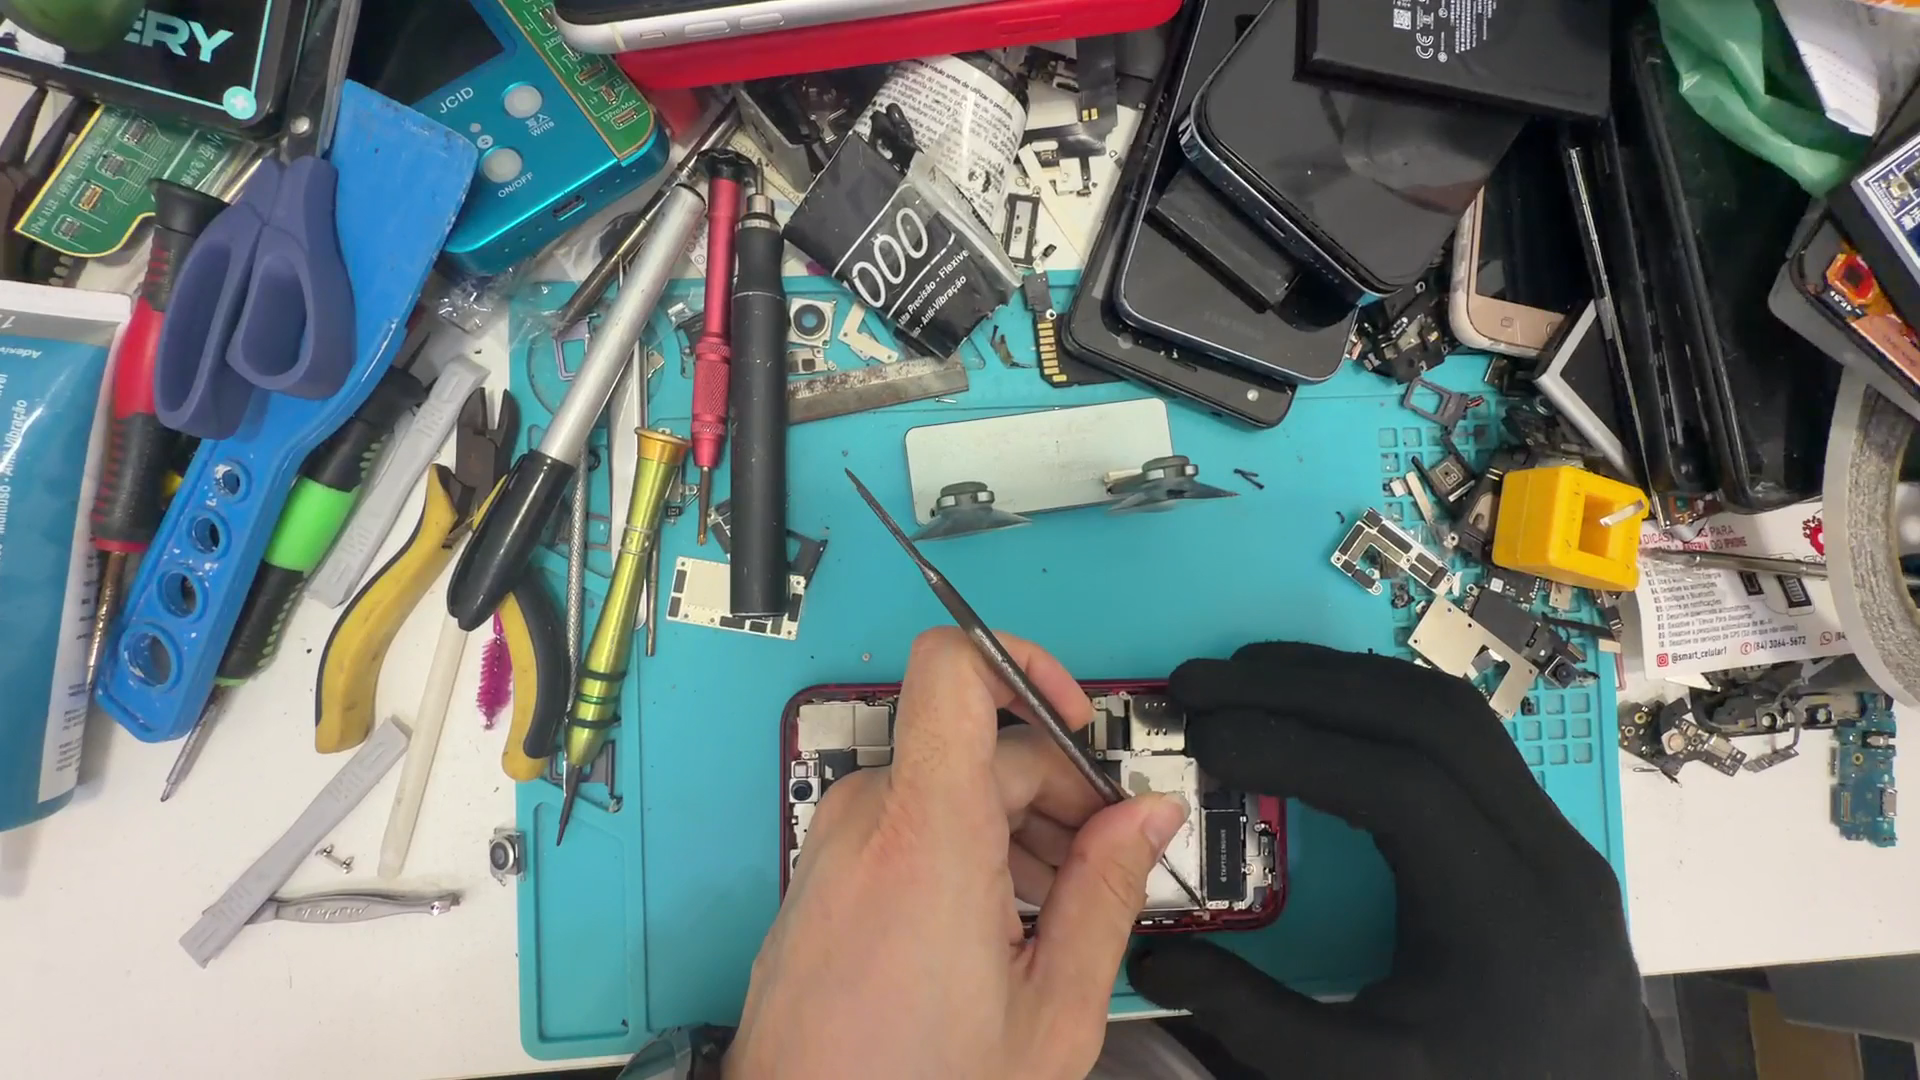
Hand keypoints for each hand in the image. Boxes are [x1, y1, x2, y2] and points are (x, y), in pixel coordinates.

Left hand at [726, 628, 1188, 1079]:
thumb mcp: (1048, 1008)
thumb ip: (1108, 890)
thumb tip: (1149, 813)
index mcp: (927, 826)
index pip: (954, 665)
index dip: (1022, 662)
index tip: (1073, 719)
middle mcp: (874, 810)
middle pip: (982, 742)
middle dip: (1055, 785)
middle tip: (1100, 856)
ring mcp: (845, 832)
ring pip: (953, 781)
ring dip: (1017, 819)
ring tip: (1056, 903)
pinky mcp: (833, 857)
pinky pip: (916, 813)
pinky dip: (970, 838)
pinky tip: (1001, 912)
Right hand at [1130, 642, 1665, 1079]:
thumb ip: (1254, 1018)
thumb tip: (1152, 955)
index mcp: (1510, 922)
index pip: (1401, 789)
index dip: (1292, 748)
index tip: (1204, 739)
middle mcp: (1548, 853)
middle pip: (1423, 720)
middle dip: (1299, 686)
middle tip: (1201, 684)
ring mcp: (1549, 824)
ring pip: (1440, 705)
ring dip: (1332, 676)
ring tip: (1242, 672)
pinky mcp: (1531, 815)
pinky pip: (1449, 724)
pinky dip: (1367, 693)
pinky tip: (1308, 698)